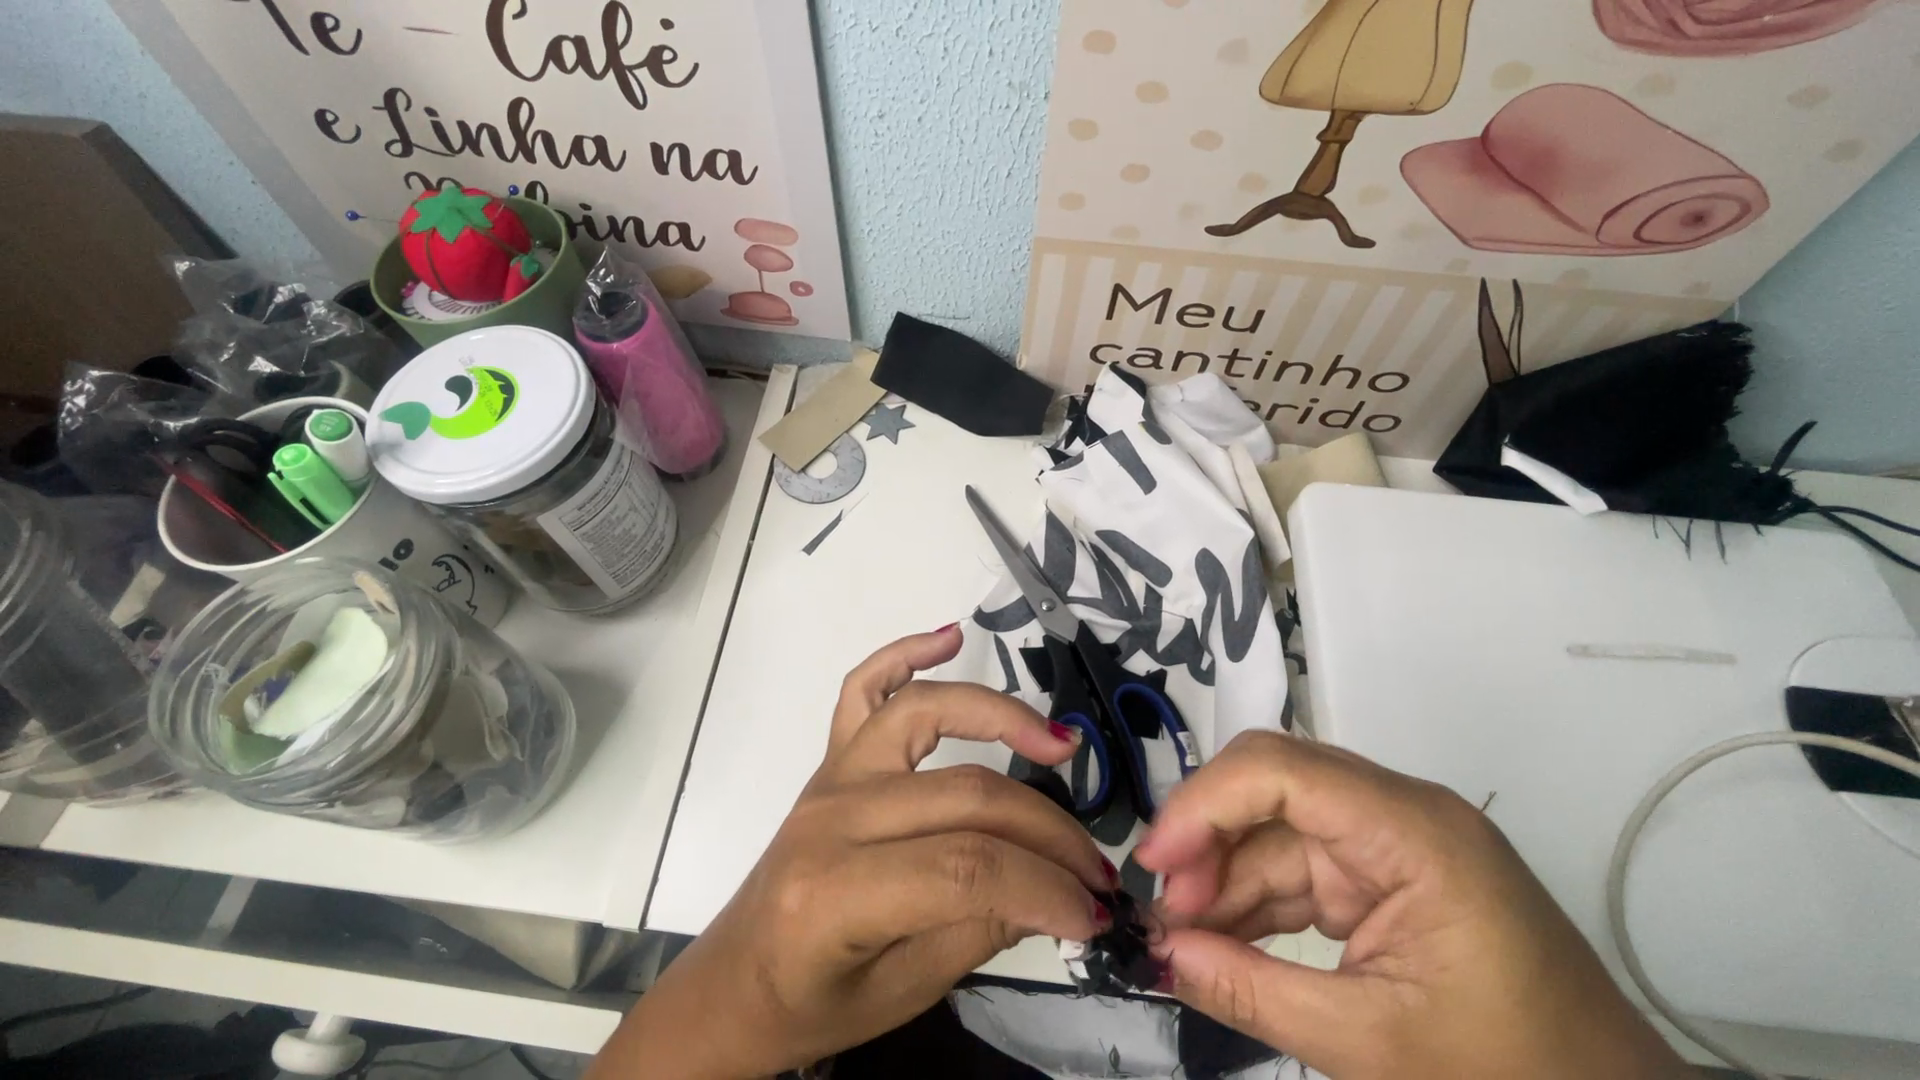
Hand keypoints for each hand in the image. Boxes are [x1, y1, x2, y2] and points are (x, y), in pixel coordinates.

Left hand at [590, 627, 1115, 1079]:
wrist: (735, 983)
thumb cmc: (810, 1003)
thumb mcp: (903, 992)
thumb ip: (982, 929)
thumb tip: (1063, 890)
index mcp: (838, 891)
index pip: (968, 869)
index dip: (1045, 887)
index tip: (1094, 913)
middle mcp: (831, 816)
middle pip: (963, 794)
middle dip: (1047, 830)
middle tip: (1097, 871)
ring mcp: (829, 777)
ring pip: (923, 715)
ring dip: (999, 717)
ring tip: (1059, 744)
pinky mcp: (830, 761)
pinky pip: (862, 689)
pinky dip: (903, 653)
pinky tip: (949, 638)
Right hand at [1135, 732, 1693, 1079]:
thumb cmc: (1510, 1078)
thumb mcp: (1368, 1043)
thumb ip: (1248, 990)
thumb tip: (1155, 953)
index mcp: (1413, 831)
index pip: (1281, 771)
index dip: (1204, 804)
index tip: (1153, 865)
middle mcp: (1399, 816)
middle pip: (1272, 790)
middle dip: (1208, 844)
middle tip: (1165, 916)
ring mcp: (1392, 845)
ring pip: (1276, 833)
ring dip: (1223, 880)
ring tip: (1181, 939)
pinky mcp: (1385, 879)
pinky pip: (1299, 871)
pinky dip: (1253, 903)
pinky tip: (1218, 940)